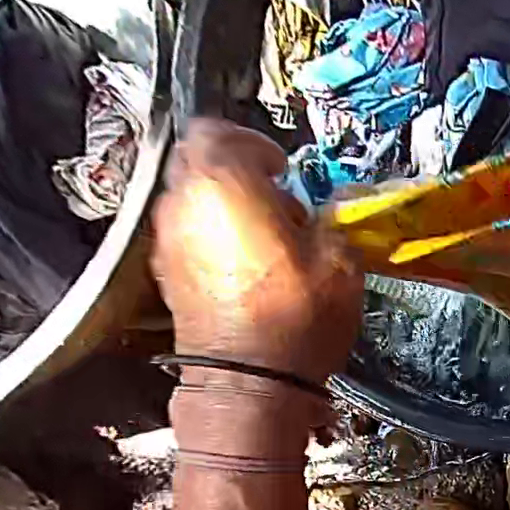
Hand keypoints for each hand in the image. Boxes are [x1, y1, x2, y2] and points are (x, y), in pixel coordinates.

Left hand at [152, 120, 361, 383]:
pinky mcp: (168, 271)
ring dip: (231, 207)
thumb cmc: (298, 317)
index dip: (254, 141)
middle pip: (203, 162)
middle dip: (242, 174)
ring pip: (196, 198)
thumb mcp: (341, 264)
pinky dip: (218, 237)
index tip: (284, 167)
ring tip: (272, 239)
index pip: (219, 130)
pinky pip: (192, 233)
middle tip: (283, 203)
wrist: (251, 378)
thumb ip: (333, 222)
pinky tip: (252, 267)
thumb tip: (326, 210)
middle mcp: (185, 202)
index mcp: (226, 186)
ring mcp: (169, 238)